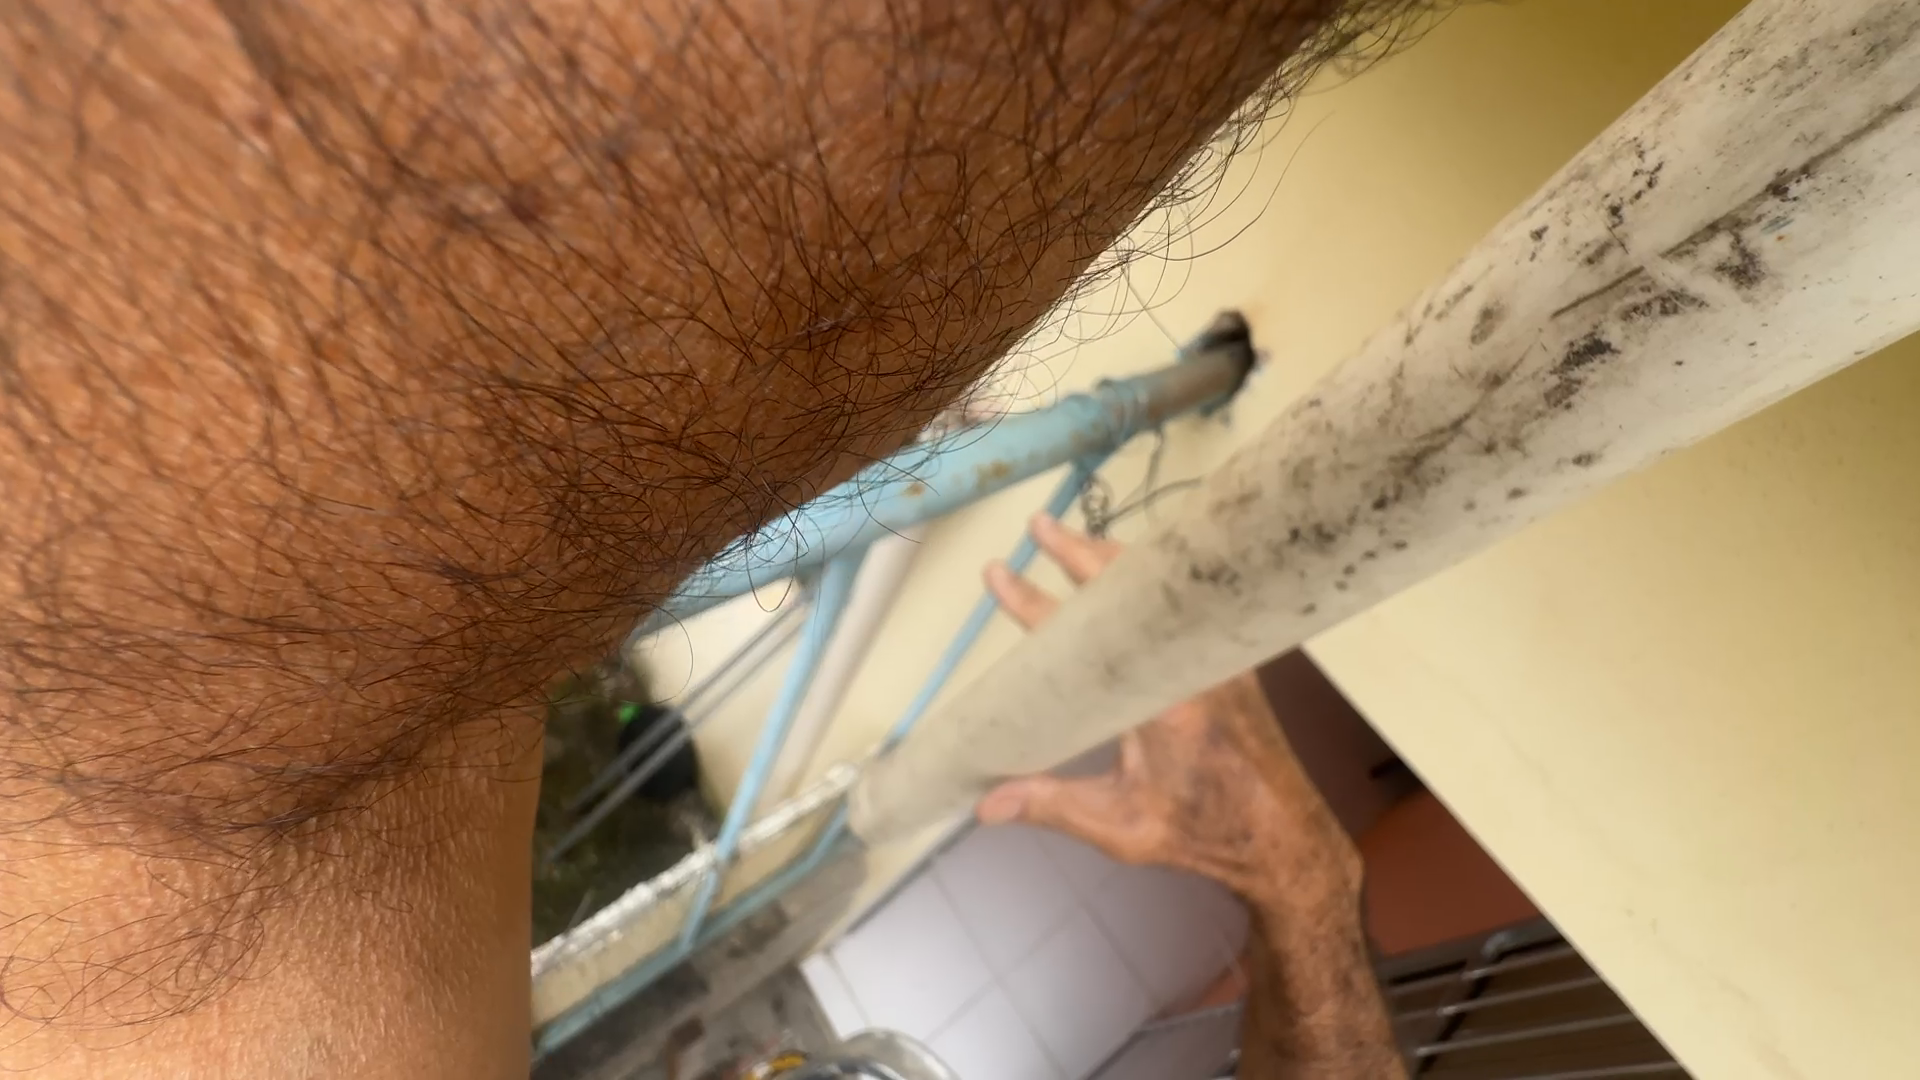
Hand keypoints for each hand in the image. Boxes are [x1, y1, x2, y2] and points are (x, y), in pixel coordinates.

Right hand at [975, 516, 1362, 909]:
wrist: (1281, 833)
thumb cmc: (1201, 831)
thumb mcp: (1122, 827)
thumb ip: (1053, 807)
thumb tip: (984, 802)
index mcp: (1155, 700)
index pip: (1080, 637)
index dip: (1031, 603)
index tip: (997, 574)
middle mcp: (1187, 662)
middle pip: (1124, 589)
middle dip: (1076, 552)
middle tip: (1038, 525)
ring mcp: (1213, 653)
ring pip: (1157, 584)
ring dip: (1110, 558)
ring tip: (1070, 538)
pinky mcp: (1227, 655)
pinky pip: (1181, 595)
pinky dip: (1146, 575)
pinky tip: (1126, 569)